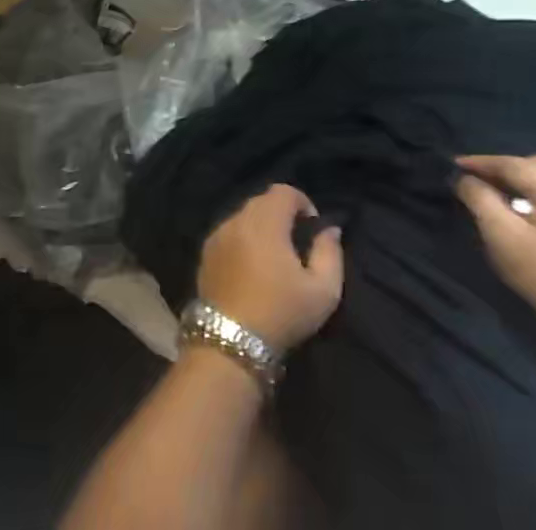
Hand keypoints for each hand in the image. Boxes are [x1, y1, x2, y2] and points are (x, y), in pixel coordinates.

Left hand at [196, 184, 343, 351]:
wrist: (229, 344)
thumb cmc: (281, 314)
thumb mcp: (323, 290)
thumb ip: (330, 253)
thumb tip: (329, 230)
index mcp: (265, 223)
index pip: (284, 191)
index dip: (302, 203)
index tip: (311, 229)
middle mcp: (237, 221)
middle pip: (262, 201)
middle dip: (281, 214)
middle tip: (295, 243)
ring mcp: (217, 236)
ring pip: (243, 217)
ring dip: (261, 227)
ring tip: (273, 257)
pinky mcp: (205, 254)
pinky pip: (229, 233)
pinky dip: (243, 240)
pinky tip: (251, 268)